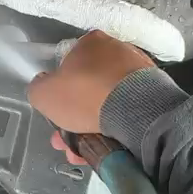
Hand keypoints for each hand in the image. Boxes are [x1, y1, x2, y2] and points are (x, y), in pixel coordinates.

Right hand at [27, 31, 153, 135]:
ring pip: (107, 102)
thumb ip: (38, 88)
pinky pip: (127, 110)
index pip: (68, 64)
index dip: (60, 91)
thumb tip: (42, 88)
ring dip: (92, 127)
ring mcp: (139, 70)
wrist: (137, 110)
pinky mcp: (154, 92)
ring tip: (83, 152)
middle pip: (88, 87)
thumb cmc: (86, 95)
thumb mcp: (44, 94)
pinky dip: (114, 128)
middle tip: (66, 140)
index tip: (57, 113)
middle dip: (75, 117)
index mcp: (91, 42)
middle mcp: (117, 50)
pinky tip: (104, 147)